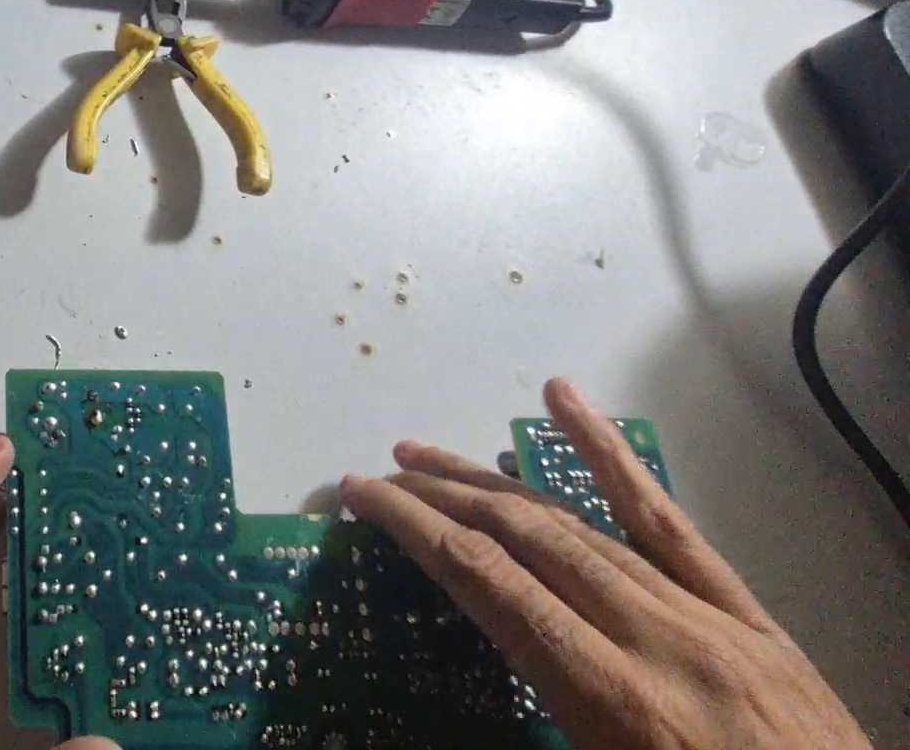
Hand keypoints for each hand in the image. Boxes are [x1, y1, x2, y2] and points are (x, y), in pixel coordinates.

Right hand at [341, 377, 871, 749]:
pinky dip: (607, 455)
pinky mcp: (746, 613)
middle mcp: (655, 638)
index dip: (411, 526)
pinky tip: (563, 400)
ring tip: (423, 453)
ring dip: (485, 477)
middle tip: (382, 478)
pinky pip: (666, 521)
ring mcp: (705, 616)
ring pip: (572, 520)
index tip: (361, 495)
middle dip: (437, 495)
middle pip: (520, 534)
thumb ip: (525, 707)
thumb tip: (443, 659)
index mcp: (614, 696)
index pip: (486, 579)